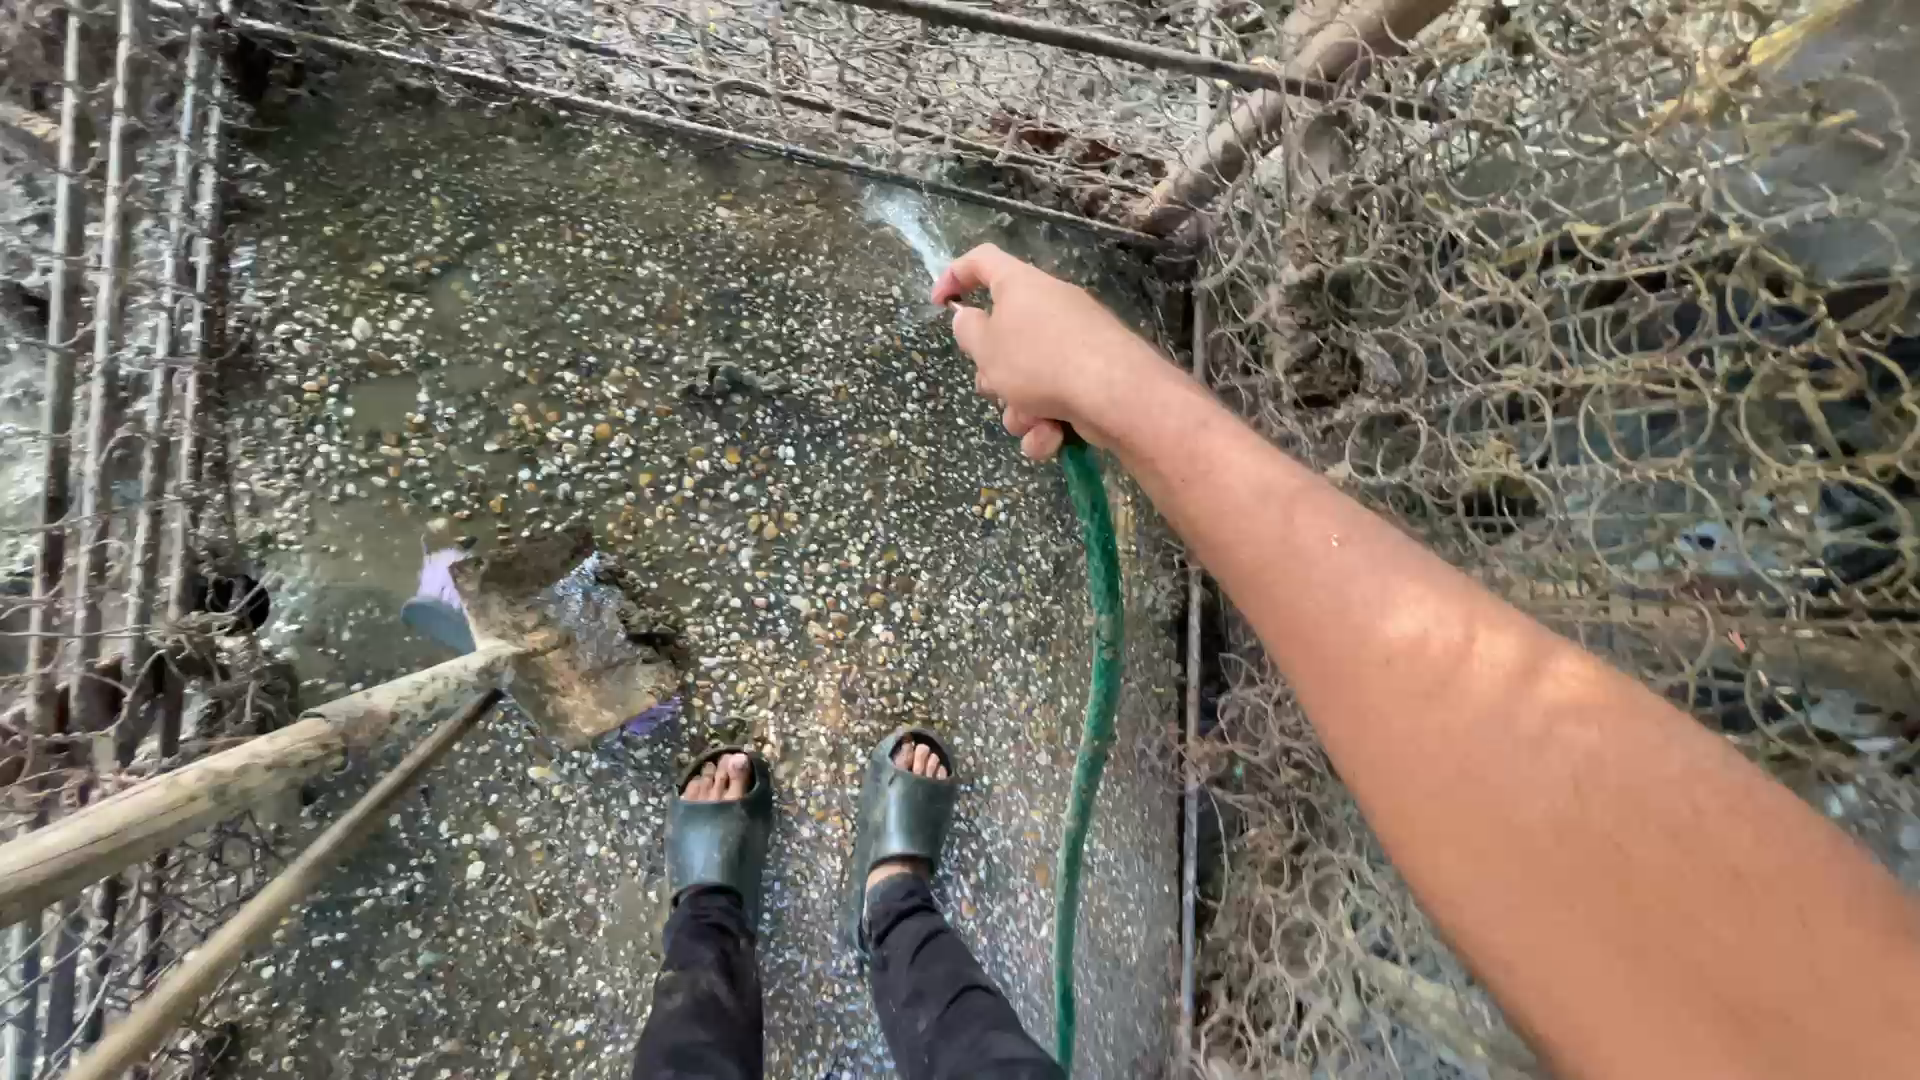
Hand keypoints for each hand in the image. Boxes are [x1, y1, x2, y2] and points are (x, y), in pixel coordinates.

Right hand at [932, 244, 1174, 460]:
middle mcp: (1048, 308)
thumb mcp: (987, 346)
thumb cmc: (1039, 360)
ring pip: (1025, 380)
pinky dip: (1046, 424)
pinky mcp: (1089, 378)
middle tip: (995, 388)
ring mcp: (1072, 344)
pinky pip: (1052, 402)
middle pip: (1003, 338)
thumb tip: (967, 317)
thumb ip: (968, 330)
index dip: (954, 275)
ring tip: (1031, 419)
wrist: (1112, 393)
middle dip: (993, 374)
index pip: (982, 261)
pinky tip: (1051, 436)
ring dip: (1019, 408)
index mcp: (1020, 285)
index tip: (938, 303)